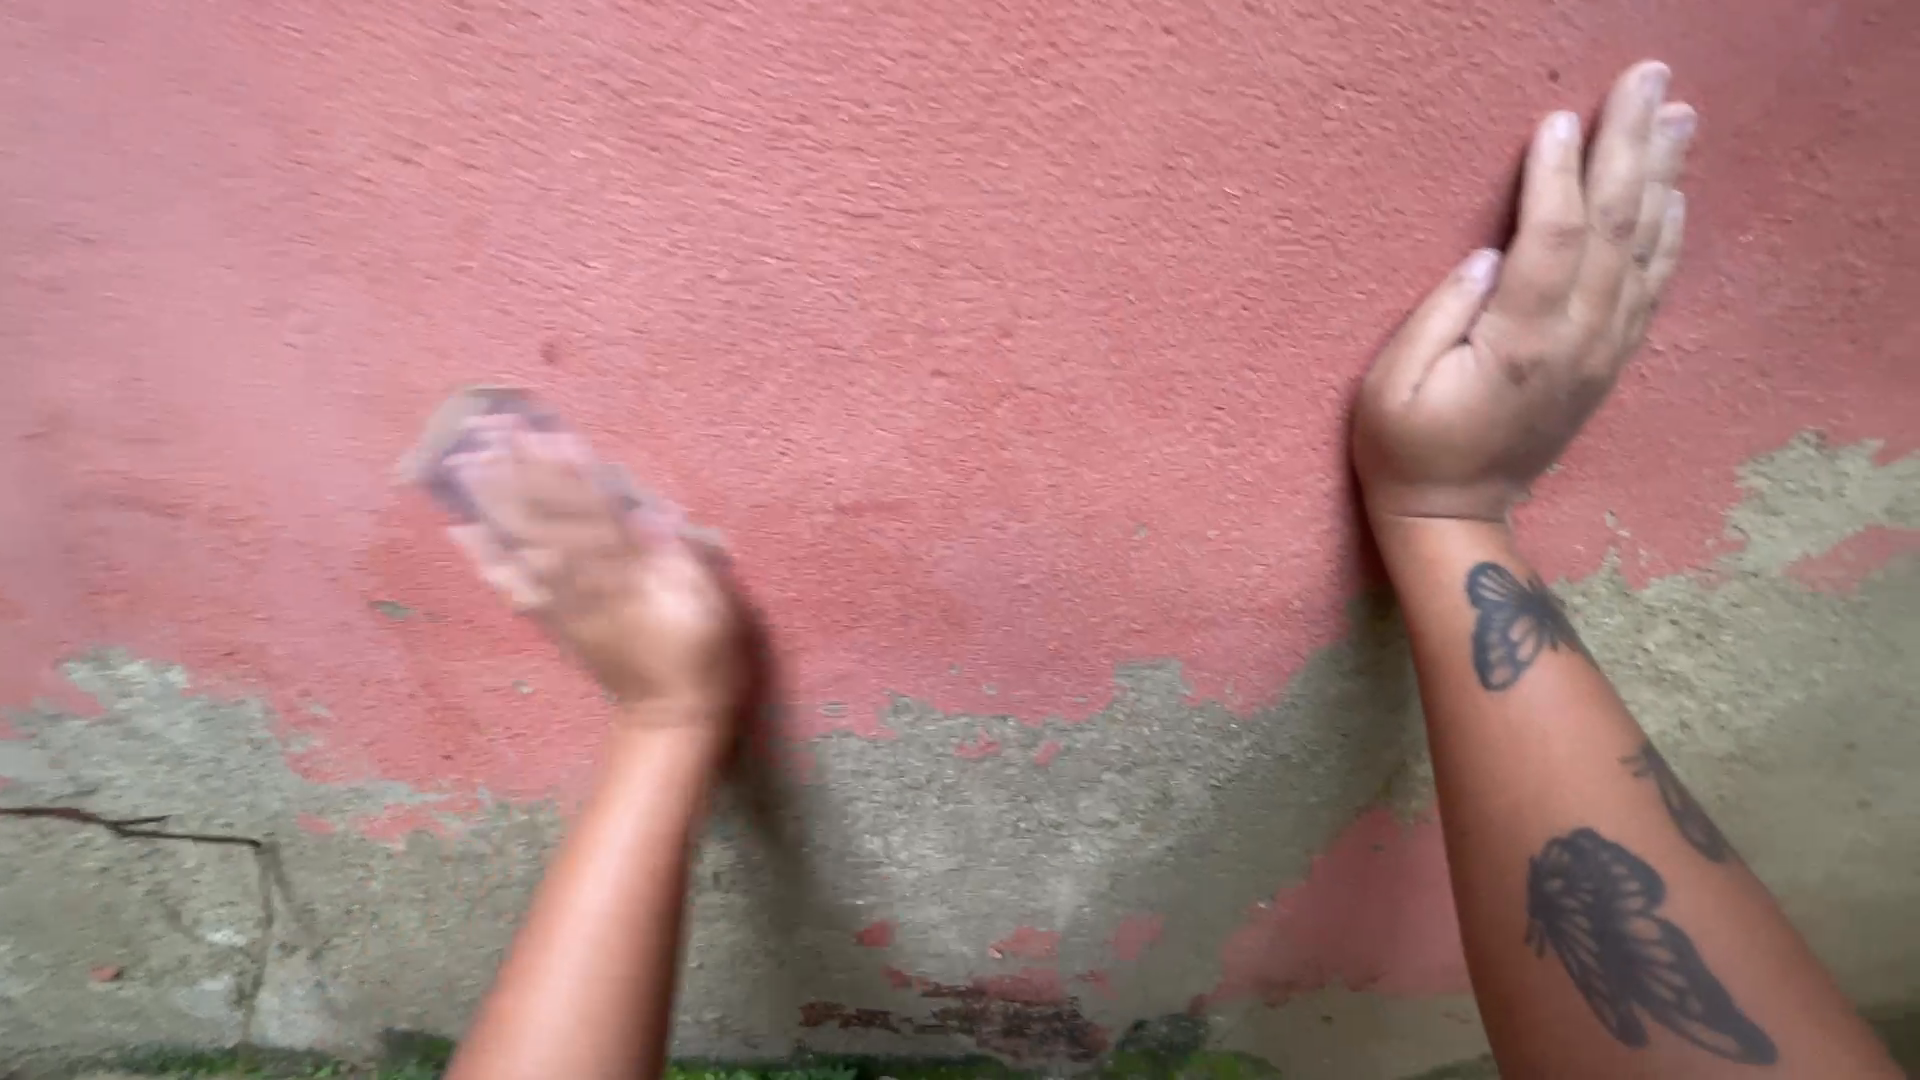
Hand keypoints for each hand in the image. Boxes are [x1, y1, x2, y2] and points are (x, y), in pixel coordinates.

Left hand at [445, 423, 747, 725]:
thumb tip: (647, 515)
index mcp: (635, 576)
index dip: (571, 474)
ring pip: (527, 548)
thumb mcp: (711, 604)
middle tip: (492, 431)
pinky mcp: (558, 623)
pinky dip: (488, 559)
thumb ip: (679, 559)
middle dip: (523, 475)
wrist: (672, 714)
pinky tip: (464, 531)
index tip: (546, 434)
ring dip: (498, 505)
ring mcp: (568, 607)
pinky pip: (516, 588)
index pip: (597, 514)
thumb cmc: (704, 654)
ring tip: (470, 463)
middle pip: (552, 523)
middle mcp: (592, 586)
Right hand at [1353, 61, 1695, 524]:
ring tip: (1678, 117)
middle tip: (1648, 80)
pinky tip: (1673, 198)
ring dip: (1662, 179)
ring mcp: (1599, 354)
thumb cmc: (1402, 450)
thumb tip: (1488, 260)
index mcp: (1518, 343)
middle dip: (1630, 150)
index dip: (1557, 176)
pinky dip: (1667, 237)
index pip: (1551, 239)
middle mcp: (1575, 341)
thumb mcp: (1387, 389)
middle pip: (1613, 229)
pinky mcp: (1605, 365)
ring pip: (1644, 252)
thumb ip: (1437, 319)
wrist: (1452, 511)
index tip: (1559, 121)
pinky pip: (1650, 290)